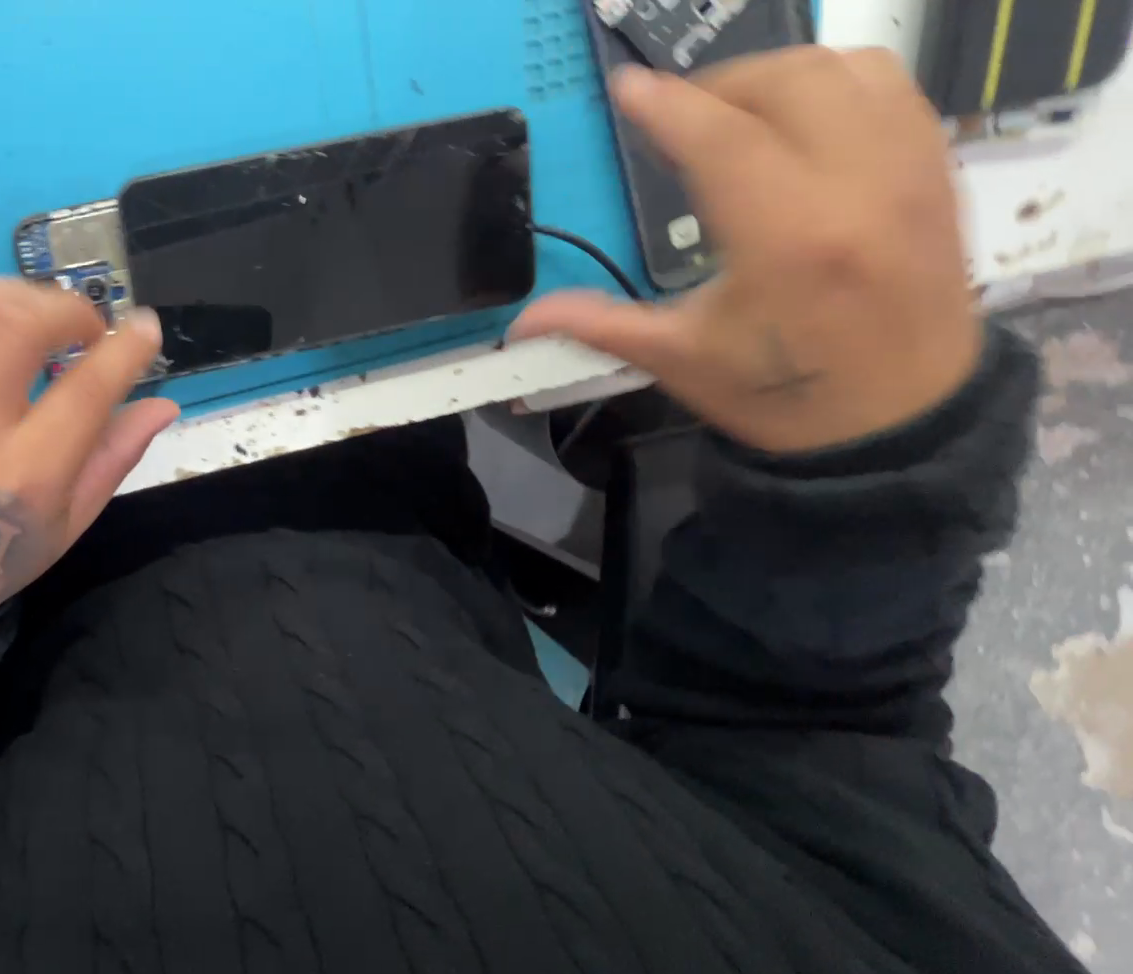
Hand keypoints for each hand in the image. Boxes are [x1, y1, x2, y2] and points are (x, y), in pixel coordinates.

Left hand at [0, 256, 178, 612]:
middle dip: (68, 311)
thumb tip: (165, 402)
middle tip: (85, 328)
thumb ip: (116, 455)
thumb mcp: (73, 518)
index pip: (88, 388)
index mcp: (26, 474)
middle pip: (21, 328)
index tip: (143, 327)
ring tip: (39, 312)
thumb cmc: (5, 550)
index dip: (127, 349)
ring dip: (15, 294)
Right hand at [511, 48, 980, 452]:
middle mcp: (856, 185)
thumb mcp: (676, 361)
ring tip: (735, 109)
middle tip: (676, 111)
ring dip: (780, 74)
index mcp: (785, 238)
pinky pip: (890, 87)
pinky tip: (798, 121)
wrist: (894, 420)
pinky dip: (835, 84)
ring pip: (847, 69)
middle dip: (720, 83)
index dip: (666, 107)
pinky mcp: (937, 169)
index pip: (721, 138)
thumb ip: (597, 325)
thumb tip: (521, 321)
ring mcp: (907, 169)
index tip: (626, 88)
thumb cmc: (777, 392)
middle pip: (788, 82)